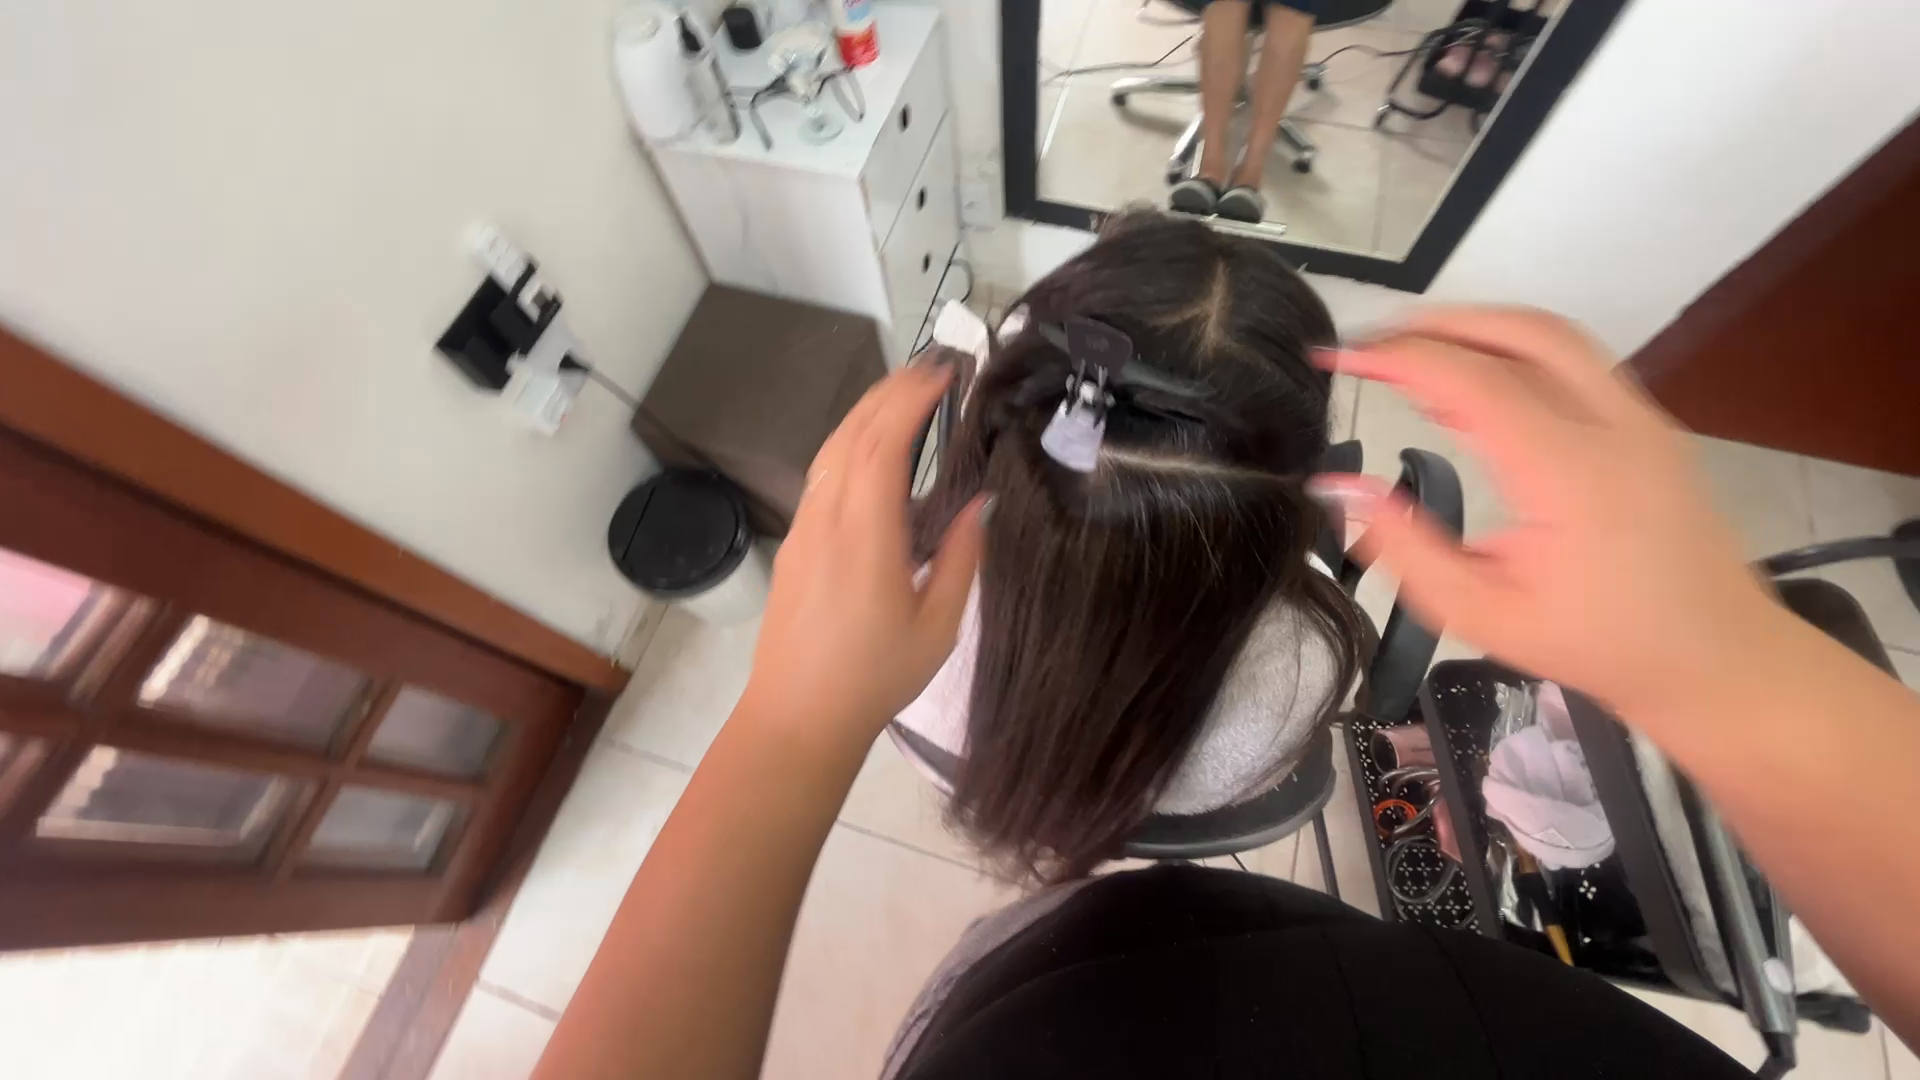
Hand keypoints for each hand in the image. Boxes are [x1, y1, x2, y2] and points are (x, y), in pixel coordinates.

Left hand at [740, 361, 987, 744]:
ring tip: (903, 394)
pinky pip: (820, 475)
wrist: (797, 714)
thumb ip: (963, 558)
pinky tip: (868, 448)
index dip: (912, 398)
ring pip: (830, 450)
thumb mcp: (937, 626)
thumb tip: (981, 503)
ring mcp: (804, 529)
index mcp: (866, 535)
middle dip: (890, 391)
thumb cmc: (874, 677)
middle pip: (852, 434)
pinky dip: (848, 443)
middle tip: (930, 368)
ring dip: (865, 412)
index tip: (943, 371)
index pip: (884, 444)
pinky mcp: (794, 544)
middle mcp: (827, 519)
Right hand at [1312, 307, 1786, 715]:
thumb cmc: (1593, 640)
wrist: (1716, 657)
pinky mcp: (1645, 427)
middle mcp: (1614, 428)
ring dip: (1470, 329)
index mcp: (1569, 472)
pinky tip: (1461, 383)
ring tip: (1403, 351)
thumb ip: (1400, 544)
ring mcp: (1639, 420)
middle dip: (1432, 324)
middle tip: (1367, 342)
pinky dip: (1504, 353)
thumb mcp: (1473, 608)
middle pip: (1520, 331)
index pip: (1471, 378)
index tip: (1337, 356)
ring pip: (1551, 336)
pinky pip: (1570, 364)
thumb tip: (1339, 487)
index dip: (1396, 357)